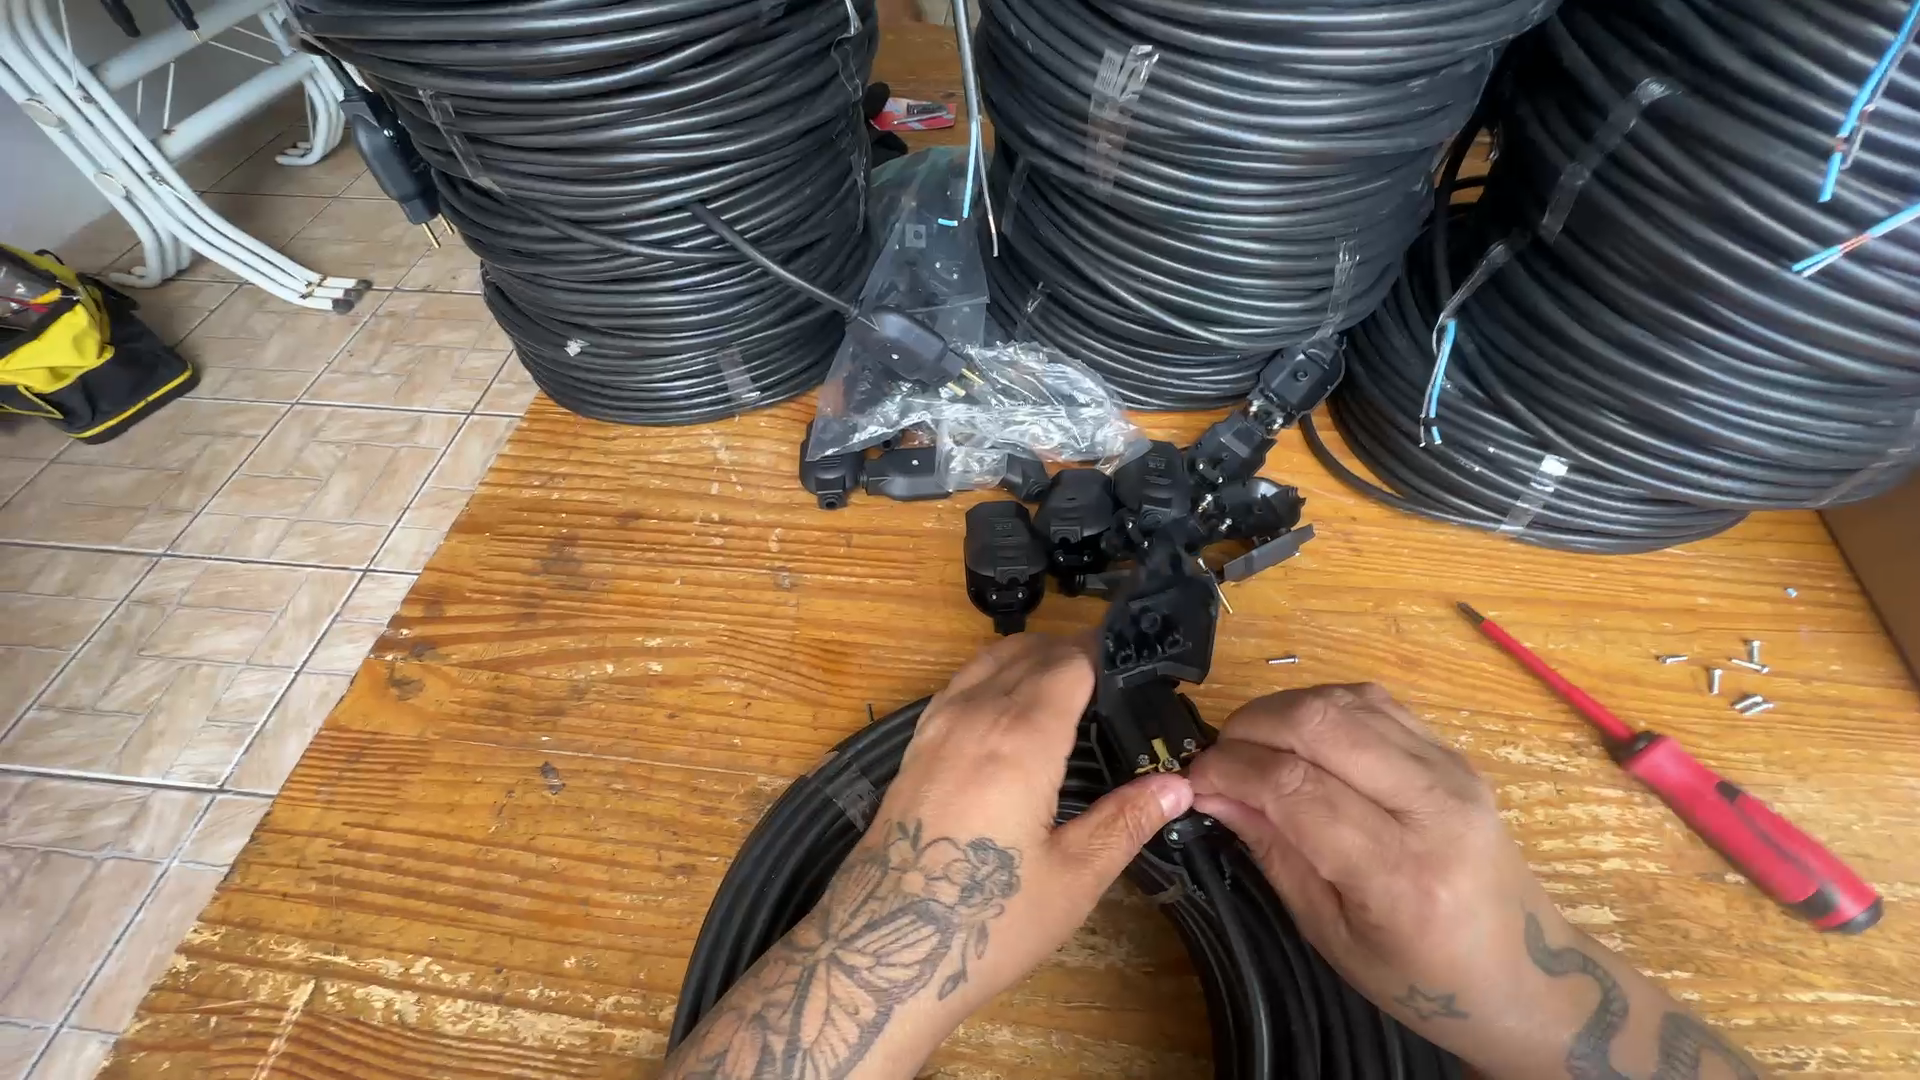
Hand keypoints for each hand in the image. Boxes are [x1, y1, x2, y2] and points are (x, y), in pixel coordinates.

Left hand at [669, 634, 1194, 1079]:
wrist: (883, 944)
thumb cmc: (986, 919)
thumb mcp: (1071, 879)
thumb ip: (1125, 821)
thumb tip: (1178, 785)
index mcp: (1020, 738)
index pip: (1068, 663)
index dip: (1103, 652)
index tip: (1136, 663)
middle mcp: (976, 713)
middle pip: (1030, 652)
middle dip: (1074, 651)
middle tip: (1114, 676)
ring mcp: (938, 722)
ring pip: (990, 659)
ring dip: (1032, 655)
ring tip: (1070, 681)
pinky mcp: (916, 740)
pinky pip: (963, 681)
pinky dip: (996, 672)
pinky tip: (1012, 703)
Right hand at [1185, 685, 1567, 1070]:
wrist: (1533, 977)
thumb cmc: (1422, 977)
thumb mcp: (1330, 933)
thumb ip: (1270, 850)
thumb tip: (1209, 791)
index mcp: (1402, 873)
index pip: (1294, 786)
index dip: (1228, 769)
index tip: (1194, 778)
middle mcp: (1433, 807)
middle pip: (1318, 724)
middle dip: (1248, 728)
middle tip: (1219, 758)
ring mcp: (1451, 769)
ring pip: (1340, 700)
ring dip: (1278, 711)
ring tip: (1252, 745)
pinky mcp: (1453, 752)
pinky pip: (1370, 700)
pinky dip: (1317, 706)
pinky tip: (1297, 735)